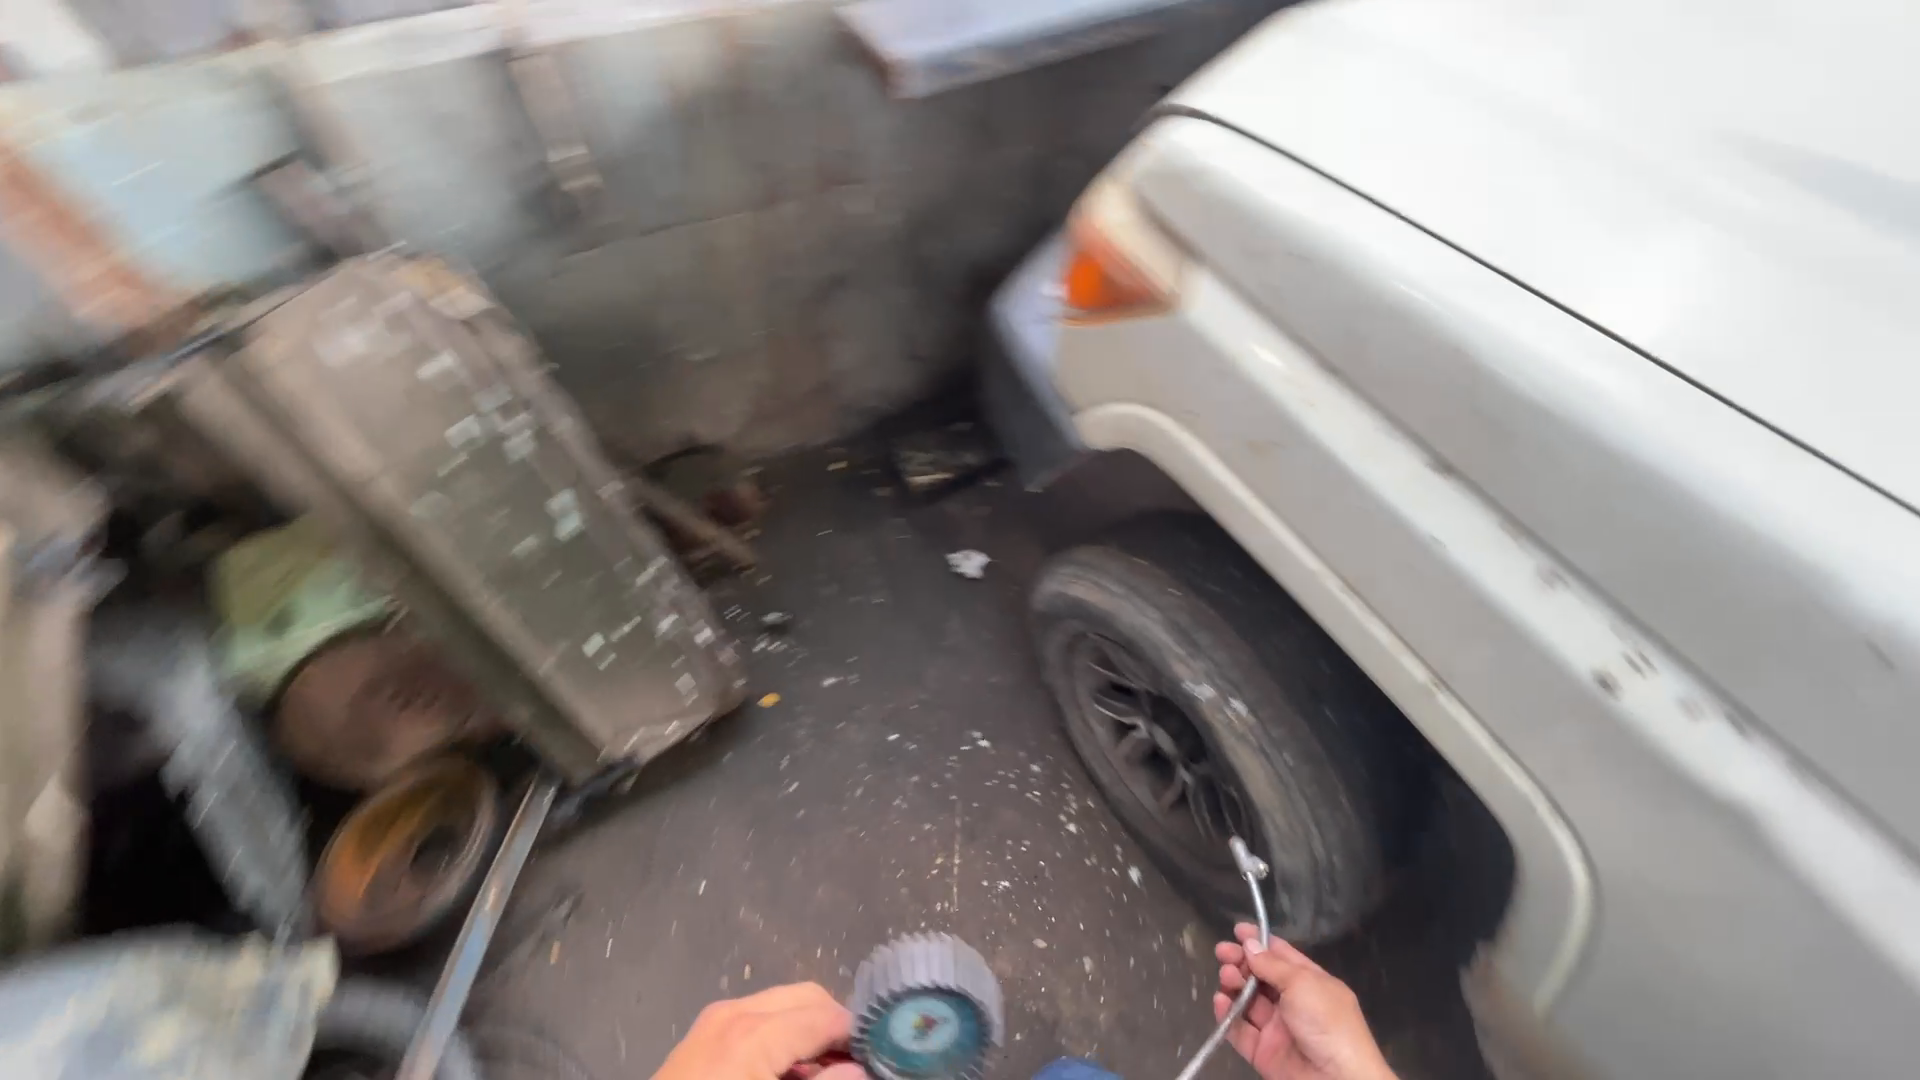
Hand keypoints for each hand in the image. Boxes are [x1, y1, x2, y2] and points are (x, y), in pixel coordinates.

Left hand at [649, 982, 867, 1079]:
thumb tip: (859, 1070)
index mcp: (756, 1034)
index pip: (826, 1015)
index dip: (856, 1035)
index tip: (876, 1057)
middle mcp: (737, 1013)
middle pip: (807, 997)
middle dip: (833, 1026)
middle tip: (852, 1064)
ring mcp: (715, 1020)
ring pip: (783, 1004)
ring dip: (808, 1030)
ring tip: (821, 1073)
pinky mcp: (702, 1035)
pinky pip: (757, 1018)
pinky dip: (781, 1035)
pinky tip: (785, 1073)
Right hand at [1213, 924, 1394, 1079]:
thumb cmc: (1327, 1023)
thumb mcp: (1303, 983)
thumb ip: (1271, 964)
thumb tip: (1249, 944)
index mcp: (1310, 983)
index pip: (1281, 956)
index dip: (1259, 941)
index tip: (1237, 930)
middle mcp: (1293, 1003)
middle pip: (1259, 976)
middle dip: (1240, 961)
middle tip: (1223, 952)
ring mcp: (1277, 1028)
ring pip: (1247, 1000)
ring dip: (1233, 984)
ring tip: (1226, 977)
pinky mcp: (1263, 1052)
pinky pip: (1240, 1030)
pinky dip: (1227, 1015)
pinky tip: (1221, 1001)